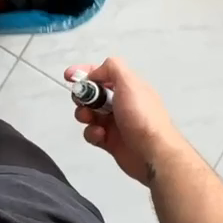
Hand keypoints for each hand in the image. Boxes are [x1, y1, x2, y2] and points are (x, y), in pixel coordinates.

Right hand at [66, 58, 186, 184]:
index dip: (84, 72)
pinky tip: (100, 135)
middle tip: (83, 102)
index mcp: (127, 87)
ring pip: (88, 114)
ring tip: (90, 120)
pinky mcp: (110, 140)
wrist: (153, 153)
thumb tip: (95, 72)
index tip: (69, 76)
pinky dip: (92, 133)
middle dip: (82, 97)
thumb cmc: (143, 117)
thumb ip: (112, 68)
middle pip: (91, 94)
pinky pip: (92, 133)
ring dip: (84, 115)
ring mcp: (115, 122)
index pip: (102, 73)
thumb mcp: (129, 83)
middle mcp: (121, 103)